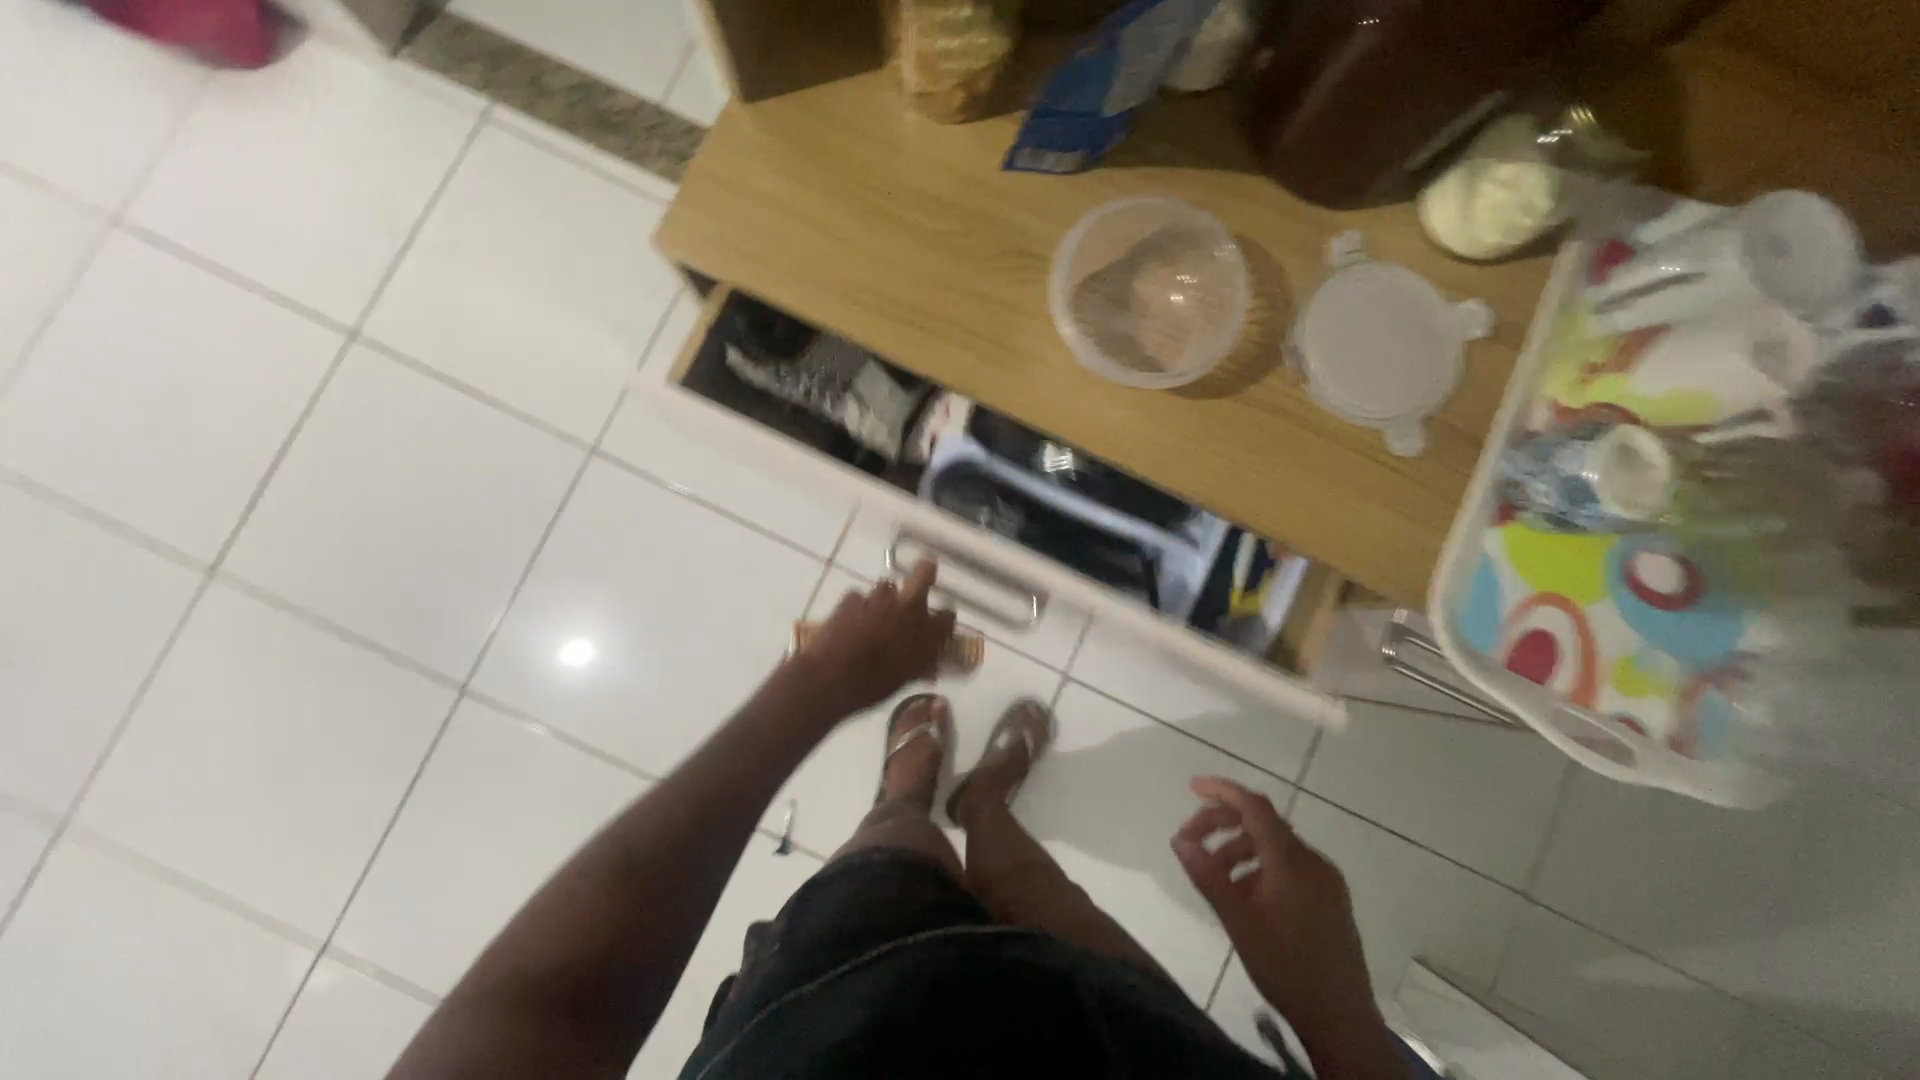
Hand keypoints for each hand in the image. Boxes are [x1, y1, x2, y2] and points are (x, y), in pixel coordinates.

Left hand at [788, 559, 956, 719]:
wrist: (831, 679)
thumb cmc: (873, 686)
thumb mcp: (906, 678)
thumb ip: (921, 663)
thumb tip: (929, 663)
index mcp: (928, 632)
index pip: (948, 615)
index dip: (942, 617)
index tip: (936, 622)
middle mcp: (910, 607)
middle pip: (925, 572)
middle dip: (925, 572)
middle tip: (921, 578)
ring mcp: (880, 597)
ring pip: (887, 587)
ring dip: (883, 599)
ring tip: (872, 617)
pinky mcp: (853, 596)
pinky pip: (860, 598)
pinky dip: (857, 608)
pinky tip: (849, 624)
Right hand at [1173, 777, 1394, 1071]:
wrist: (1341, 1018)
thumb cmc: (1285, 967)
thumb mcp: (1238, 922)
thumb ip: (1208, 876)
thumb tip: (1179, 840)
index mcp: (1292, 862)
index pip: (1255, 807)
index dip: (1222, 791)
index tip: (1191, 788)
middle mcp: (1313, 861)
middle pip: (1263, 824)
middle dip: (1223, 824)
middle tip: (1190, 842)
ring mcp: (1325, 880)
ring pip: (1275, 847)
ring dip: (1238, 850)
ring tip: (1212, 876)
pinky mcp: (1330, 899)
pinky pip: (1289, 867)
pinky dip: (1259, 868)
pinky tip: (1242, 895)